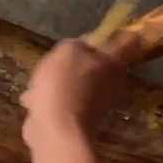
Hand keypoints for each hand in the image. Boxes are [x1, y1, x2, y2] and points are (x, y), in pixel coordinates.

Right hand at [20, 35, 136, 149]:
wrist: (56, 129)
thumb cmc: (64, 84)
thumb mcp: (66, 51)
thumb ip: (76, 43)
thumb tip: (82, 46)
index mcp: (115, 62)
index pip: (129, 40)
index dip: (115, 33)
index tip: (96, 34)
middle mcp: (112, 81)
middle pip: (100, 63)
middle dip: (79, 60)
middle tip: (58, 60)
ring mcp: (96, 102)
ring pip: (79, 83)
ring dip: (60, 82)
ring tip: (38, 84)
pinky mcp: (78, 117)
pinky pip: (65, 101)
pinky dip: (50, 100)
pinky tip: (32, 101)